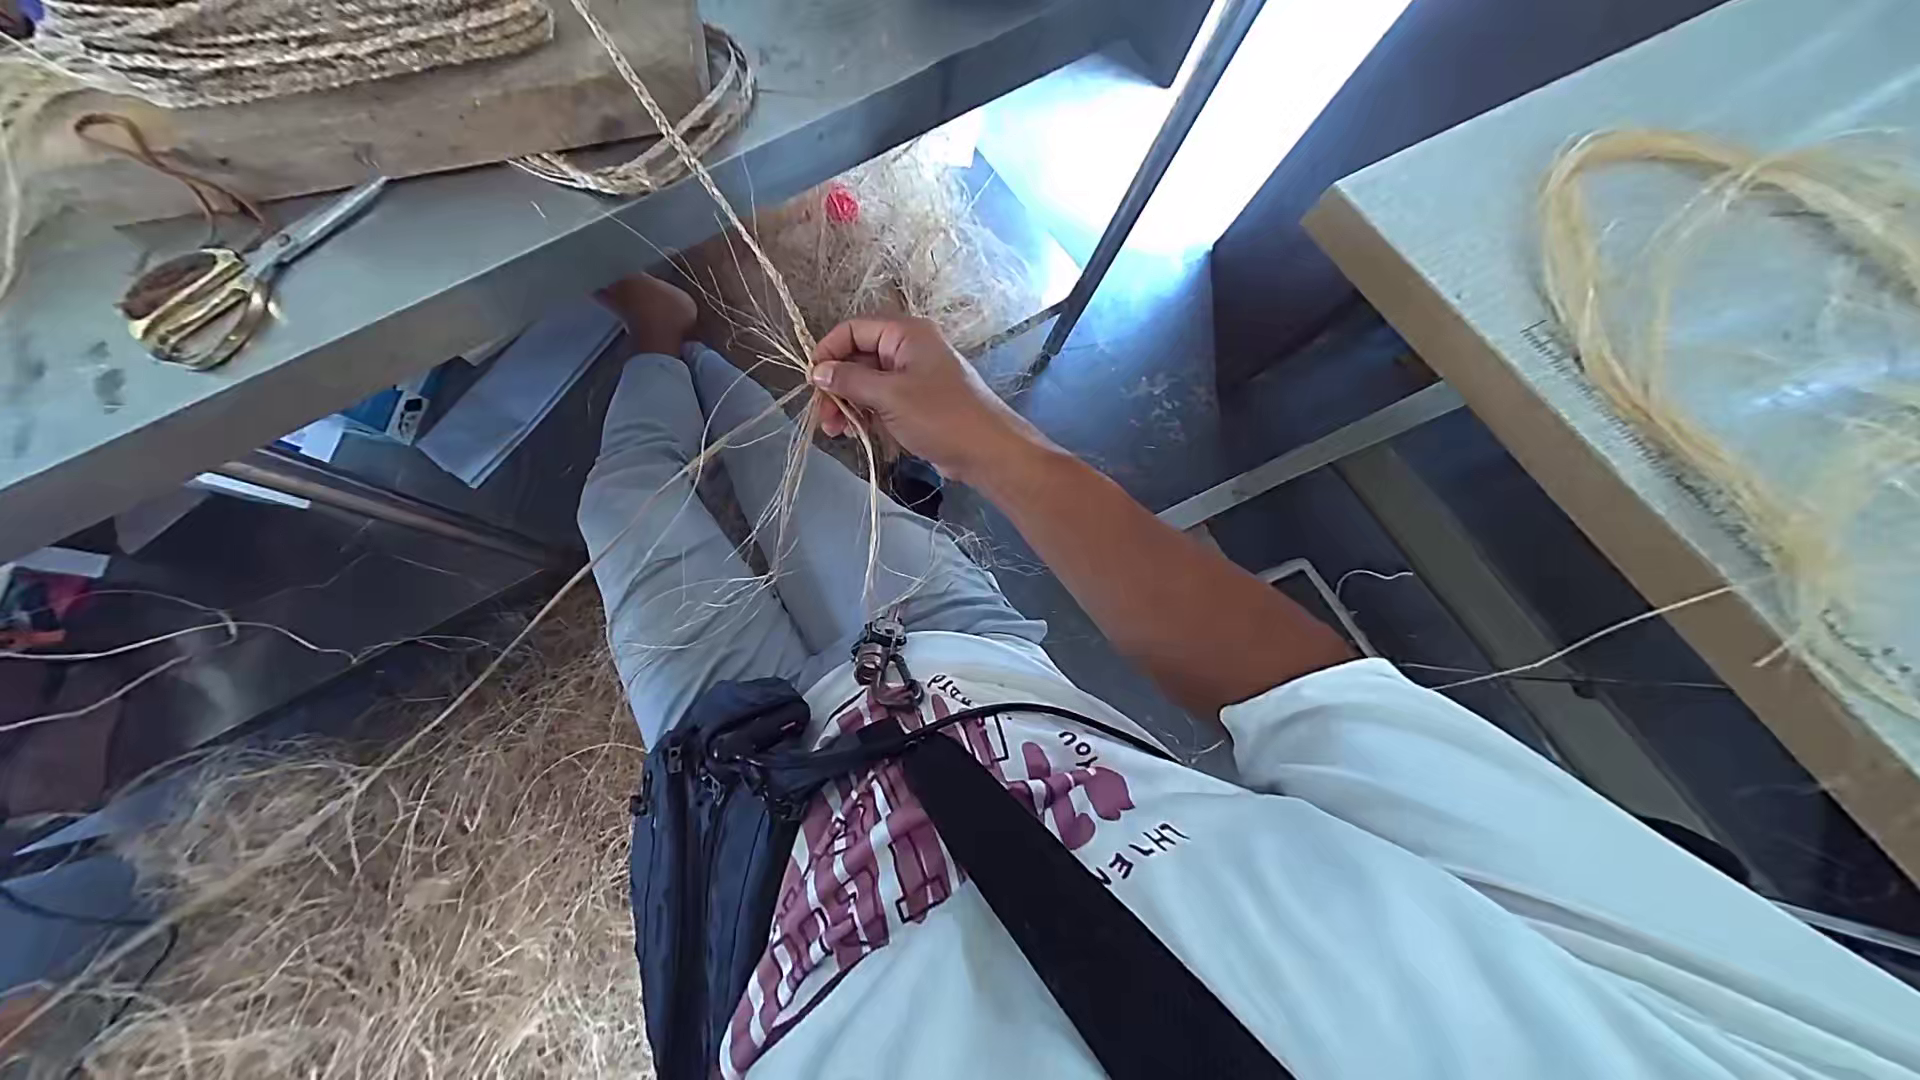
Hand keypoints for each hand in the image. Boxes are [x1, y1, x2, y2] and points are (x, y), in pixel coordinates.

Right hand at [811, 316, 1053, 484]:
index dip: (828, 352)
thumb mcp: (889, 396)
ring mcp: (914, 377)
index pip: (853, 330)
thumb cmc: (941, 416)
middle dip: (837, 386)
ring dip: (849, 404)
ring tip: (837, 432)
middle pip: (858, 358)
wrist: (985, 450)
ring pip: (868, 383)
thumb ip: (850, 380)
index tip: (811, 382)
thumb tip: (819, 371)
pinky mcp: (918, 402)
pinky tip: (857, 433)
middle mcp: (909, 349)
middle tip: (824, 418)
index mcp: (905, 334)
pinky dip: (867, 414)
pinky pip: (883, 401)